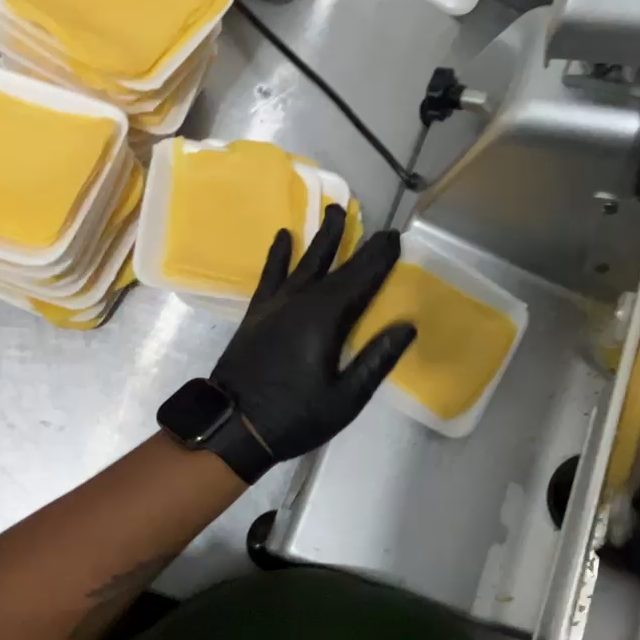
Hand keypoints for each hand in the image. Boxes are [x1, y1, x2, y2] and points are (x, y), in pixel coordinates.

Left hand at [210, 204, 416, 462]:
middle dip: (358, 245)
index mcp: (326, 320)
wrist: (233, 427)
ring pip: (304, 262)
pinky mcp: (257, 313)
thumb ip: (376, 360)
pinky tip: (284, 236)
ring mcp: (276, 305)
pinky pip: (270, 275)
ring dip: (322, 238)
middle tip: (377, 226)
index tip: (395, 236)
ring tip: (333, 211)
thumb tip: (406, 326)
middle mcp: (301, 302)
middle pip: (336, 266)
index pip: (361, 279)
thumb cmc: (295, 417)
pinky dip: (278, 256)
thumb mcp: (345, 399)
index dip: (379, 257)